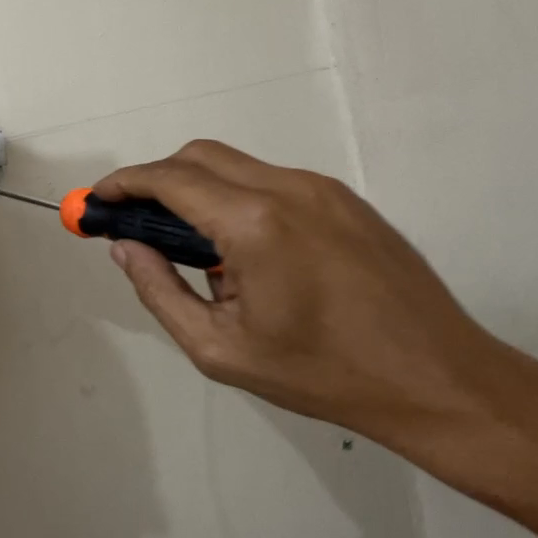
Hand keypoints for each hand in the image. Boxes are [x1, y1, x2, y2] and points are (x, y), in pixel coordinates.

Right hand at [96, 140, 504, 440]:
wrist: (439, 380)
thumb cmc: (322, 374)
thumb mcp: (220, 349)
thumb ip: (161, 291)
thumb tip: (125, 248)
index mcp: (253, 224)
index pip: (169, 180)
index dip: (124, 184)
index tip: (98, 201)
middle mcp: (287, 188)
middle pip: (200, 156)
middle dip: (157, 179)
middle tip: (136, 222)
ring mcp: (323, 189)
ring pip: (238, 166)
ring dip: (200, 190)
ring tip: (195, 250)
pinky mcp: (347, 201)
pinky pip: (274, 183)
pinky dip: (239, 199)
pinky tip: (248, 253)